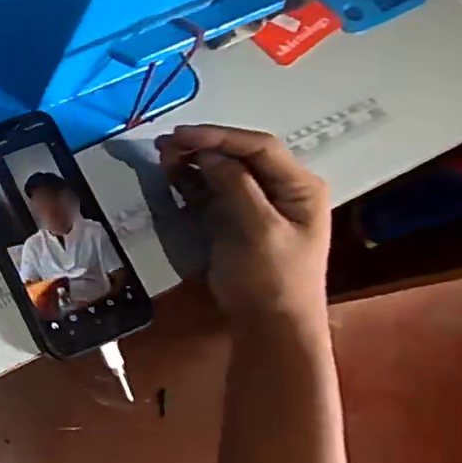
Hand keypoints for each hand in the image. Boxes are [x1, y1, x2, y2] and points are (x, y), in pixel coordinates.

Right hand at [156, 124, 330, 320]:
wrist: (270, 327)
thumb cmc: (273, 280)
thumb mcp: (260, 231)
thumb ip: (237, 187)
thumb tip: (208, 155)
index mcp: (298, 187)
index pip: (260, 147)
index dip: (220, 136)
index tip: (183, 135)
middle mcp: (279, 188)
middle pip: (239, 154)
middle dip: (202, 146)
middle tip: (166, 144)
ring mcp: (254, 203)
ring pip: (221, 170)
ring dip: (192, 161)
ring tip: (163, 156)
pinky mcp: (232, 219)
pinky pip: (210, 191)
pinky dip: (190, 181)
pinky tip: (170, 175)